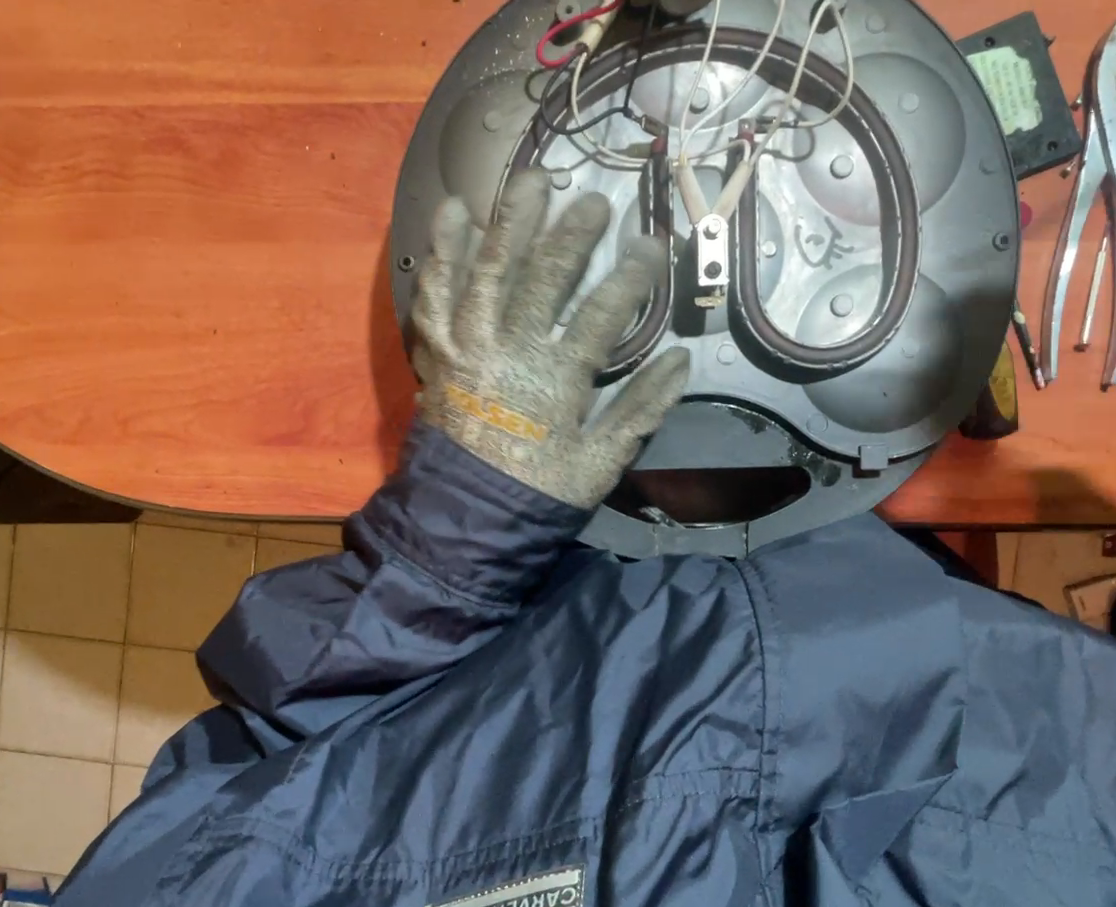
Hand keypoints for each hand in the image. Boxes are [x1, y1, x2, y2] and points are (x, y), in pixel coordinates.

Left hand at [413, 170, 690, 508]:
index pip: (604, 314)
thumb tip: (680, 361)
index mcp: (557, 380)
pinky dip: (442, 251)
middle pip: (545, 279)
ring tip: (532, 181)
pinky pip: (435, 293)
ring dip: (512, 223)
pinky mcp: (436, 351)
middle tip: (593, 204)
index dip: (633, 276)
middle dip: (573, 236)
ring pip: (489, 272)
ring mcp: (467, 346)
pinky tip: (452, 210)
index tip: (652, 247)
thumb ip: (639, 411)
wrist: (466, 516)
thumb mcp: (599, 464)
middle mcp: (510, 351)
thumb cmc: (538, 491)